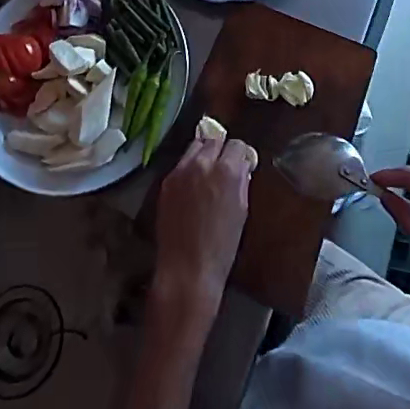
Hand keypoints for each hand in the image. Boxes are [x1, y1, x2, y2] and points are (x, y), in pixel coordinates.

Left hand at [152, 129, 254, 312]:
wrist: (187, 269)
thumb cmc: (222, 245)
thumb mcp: (242, 210)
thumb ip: (242, 181)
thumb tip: (242, 166)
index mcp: (227, 170)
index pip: (237, 144)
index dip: (241, 154)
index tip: (243, 163)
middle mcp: (202, 163)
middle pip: (215, 140)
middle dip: (222, 150)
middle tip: (225, 167)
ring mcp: (181, 171)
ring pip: (195, 146)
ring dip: (204, 153)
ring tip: (207, 173)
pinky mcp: (166, 182)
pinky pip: (181, 164)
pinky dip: (189, 167)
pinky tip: (192, 186)